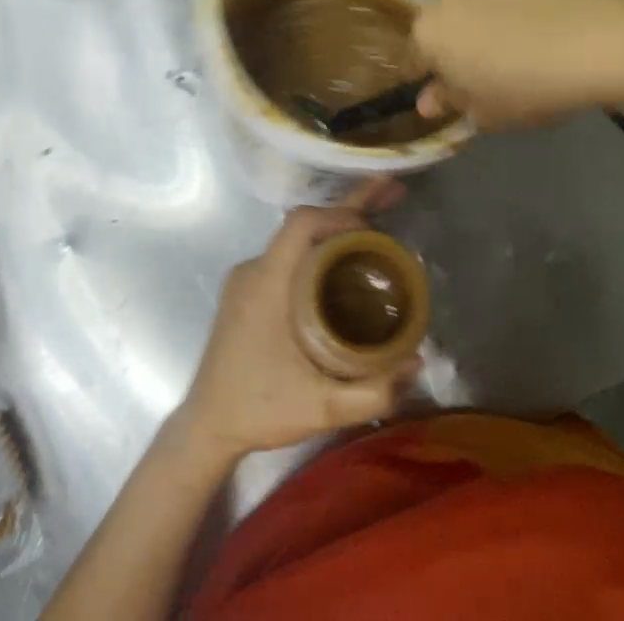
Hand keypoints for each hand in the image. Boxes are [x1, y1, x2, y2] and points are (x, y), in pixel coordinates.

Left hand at [176, 179, 413, 460]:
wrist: (207, 426)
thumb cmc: (259, 409)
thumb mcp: (322, 408)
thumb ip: (373, 391)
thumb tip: (416, 360)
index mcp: (266, 284)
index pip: (301, 223)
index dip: (341, 213)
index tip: (377, 225)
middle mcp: (252, 271)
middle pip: (303, 225)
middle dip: (350, 211)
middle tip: (393, 196)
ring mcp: (245, 281)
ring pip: (296, 241)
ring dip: (335, 233)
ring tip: (379, 237)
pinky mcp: (246, 293)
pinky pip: (287, 258)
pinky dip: (319, 252)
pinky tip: (346, 269)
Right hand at [411, 0, 623, 128]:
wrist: (611, 40)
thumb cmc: (533, 85)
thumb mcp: (487, 111)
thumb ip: (451, 103)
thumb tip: (429, 100)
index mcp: (430, 30)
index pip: (415, 60)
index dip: (432, 83)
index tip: (454, 100)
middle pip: (446, 28)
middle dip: (460, 52)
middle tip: (490, 81)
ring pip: (480, 9)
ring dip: (491, 31)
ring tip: (526, 59)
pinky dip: (523, 16)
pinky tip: (553, 39)